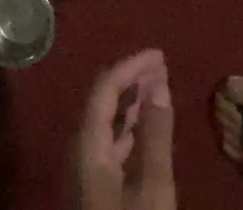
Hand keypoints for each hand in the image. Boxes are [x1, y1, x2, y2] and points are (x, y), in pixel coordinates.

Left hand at [69, 49, 175, 209]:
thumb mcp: (152, 187)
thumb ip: (155, 136)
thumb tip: (159, 85)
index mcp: (86, 143)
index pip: (105, 89)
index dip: (132, 66)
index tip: (160, 54)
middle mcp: (79, 149)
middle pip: (103, 102)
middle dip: (133, 80)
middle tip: (162, 66)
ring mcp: (84, 168)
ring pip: (107, 122)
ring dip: (133, 103)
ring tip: (159, 87)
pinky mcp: (93, 185)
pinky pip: (110, 141)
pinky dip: (130, 127)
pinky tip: (147, 126)